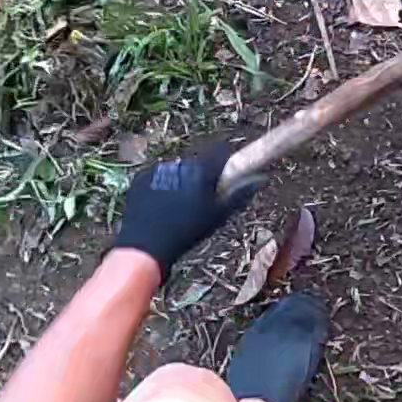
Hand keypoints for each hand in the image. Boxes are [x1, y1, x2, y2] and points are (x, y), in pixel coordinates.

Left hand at [112, 146, 262, 275]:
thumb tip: (260, 178)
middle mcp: (179, 164)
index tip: (228, 176)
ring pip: (177, 170)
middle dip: (202, 175)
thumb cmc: (186, 233)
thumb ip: (238, 194)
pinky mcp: (141, 177)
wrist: (145, 248)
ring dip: (182, 181)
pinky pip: (157, 177)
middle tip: (202, 199)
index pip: (221, 153)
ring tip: (178, 207)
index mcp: (201, 170)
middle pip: (198, 162)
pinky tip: (161, 207)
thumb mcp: (217, 216)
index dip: (226, 164)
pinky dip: (161, 187)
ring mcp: (158, 170)